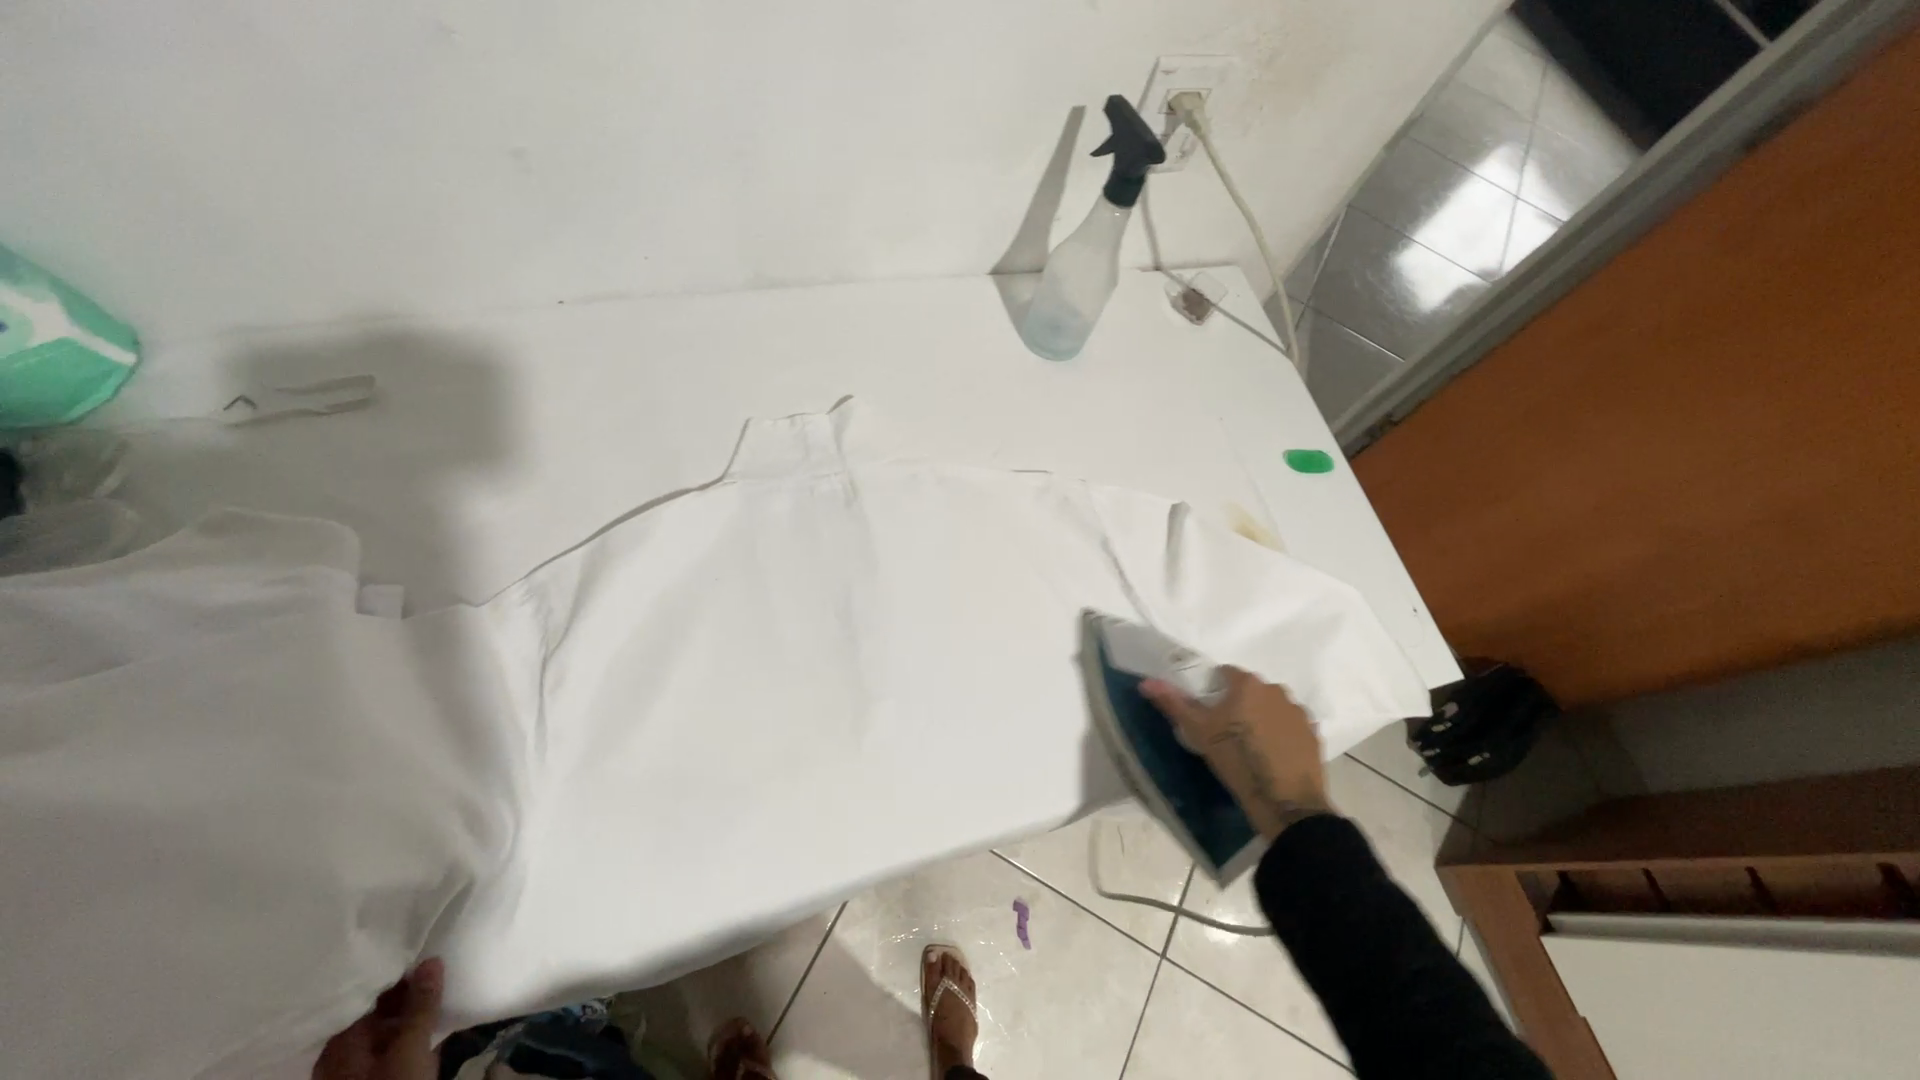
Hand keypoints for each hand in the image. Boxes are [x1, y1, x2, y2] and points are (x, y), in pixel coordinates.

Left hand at [311, 959, 443, 1079]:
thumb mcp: (411, 1048)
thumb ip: (421, 1005)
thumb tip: (431, 960)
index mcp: (340, 1042)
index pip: (365, 993)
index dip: (394, 972)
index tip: (422, 953)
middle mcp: (339, 1054)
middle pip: (372, 1011)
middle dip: (403, 992)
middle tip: (437, 970)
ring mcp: (353, 1072)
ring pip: (382, 1030)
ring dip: (408, 1012)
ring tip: (438, 993)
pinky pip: (388, 1047)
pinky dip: (407, 1033)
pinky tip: (428, 1026)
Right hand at [1140, 668, 1331, 839]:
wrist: (1286, 803)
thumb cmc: (1237, 761)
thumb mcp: (1199, 732)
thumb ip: (1174, 703)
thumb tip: (1146, 681)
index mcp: (1248, 684)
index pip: (1225, 674)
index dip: (1212, 691)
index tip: (1206, 714)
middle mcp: (1277, 690)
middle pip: (1250, 690)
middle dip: (1237, 704)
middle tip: (1223, 732)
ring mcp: (1298, 712)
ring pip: (1271, 707)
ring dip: (1260, 718)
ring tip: (1248, 747)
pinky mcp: (1313, 735)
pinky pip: (1289, 726)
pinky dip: (1279, 734)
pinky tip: (1270, 756)